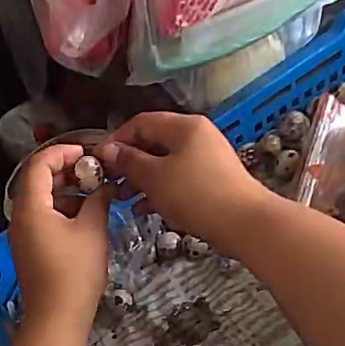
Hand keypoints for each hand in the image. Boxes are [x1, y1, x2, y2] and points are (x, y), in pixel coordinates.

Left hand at [9, 144, 111, 326]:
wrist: (57, 316)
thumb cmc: (75, 272)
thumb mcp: (92, 230)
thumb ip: (98, 201)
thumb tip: (106, 187)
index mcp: (30, 206)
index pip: (39, 164)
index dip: (62, 152)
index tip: (86, 152)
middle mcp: (19, 217)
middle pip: (37, 182)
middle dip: (65, 173)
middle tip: (92, 172)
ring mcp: (22, 236)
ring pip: (41, 202)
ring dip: (66, 193)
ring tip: (93, 196)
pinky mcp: (30, 251)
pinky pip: (43, 220)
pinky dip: (62, 212)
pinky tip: (84, 220)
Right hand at [94, 112, 271, 256]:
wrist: (244, 223)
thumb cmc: (196, 195)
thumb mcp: (155, 177)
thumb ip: (129, 162)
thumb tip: (108, 149)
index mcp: (184, 126)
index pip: (142, 122)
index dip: (117, 140)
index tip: (100, 161)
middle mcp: (197, 137)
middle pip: (154, 143)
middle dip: (129, 164)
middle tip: (111, 184)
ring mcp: (207, 160)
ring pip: (166, 164)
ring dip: (143, 180)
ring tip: (125, 200)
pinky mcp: (212, 183)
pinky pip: (179, 180)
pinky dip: (161, 191)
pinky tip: (147, 209)